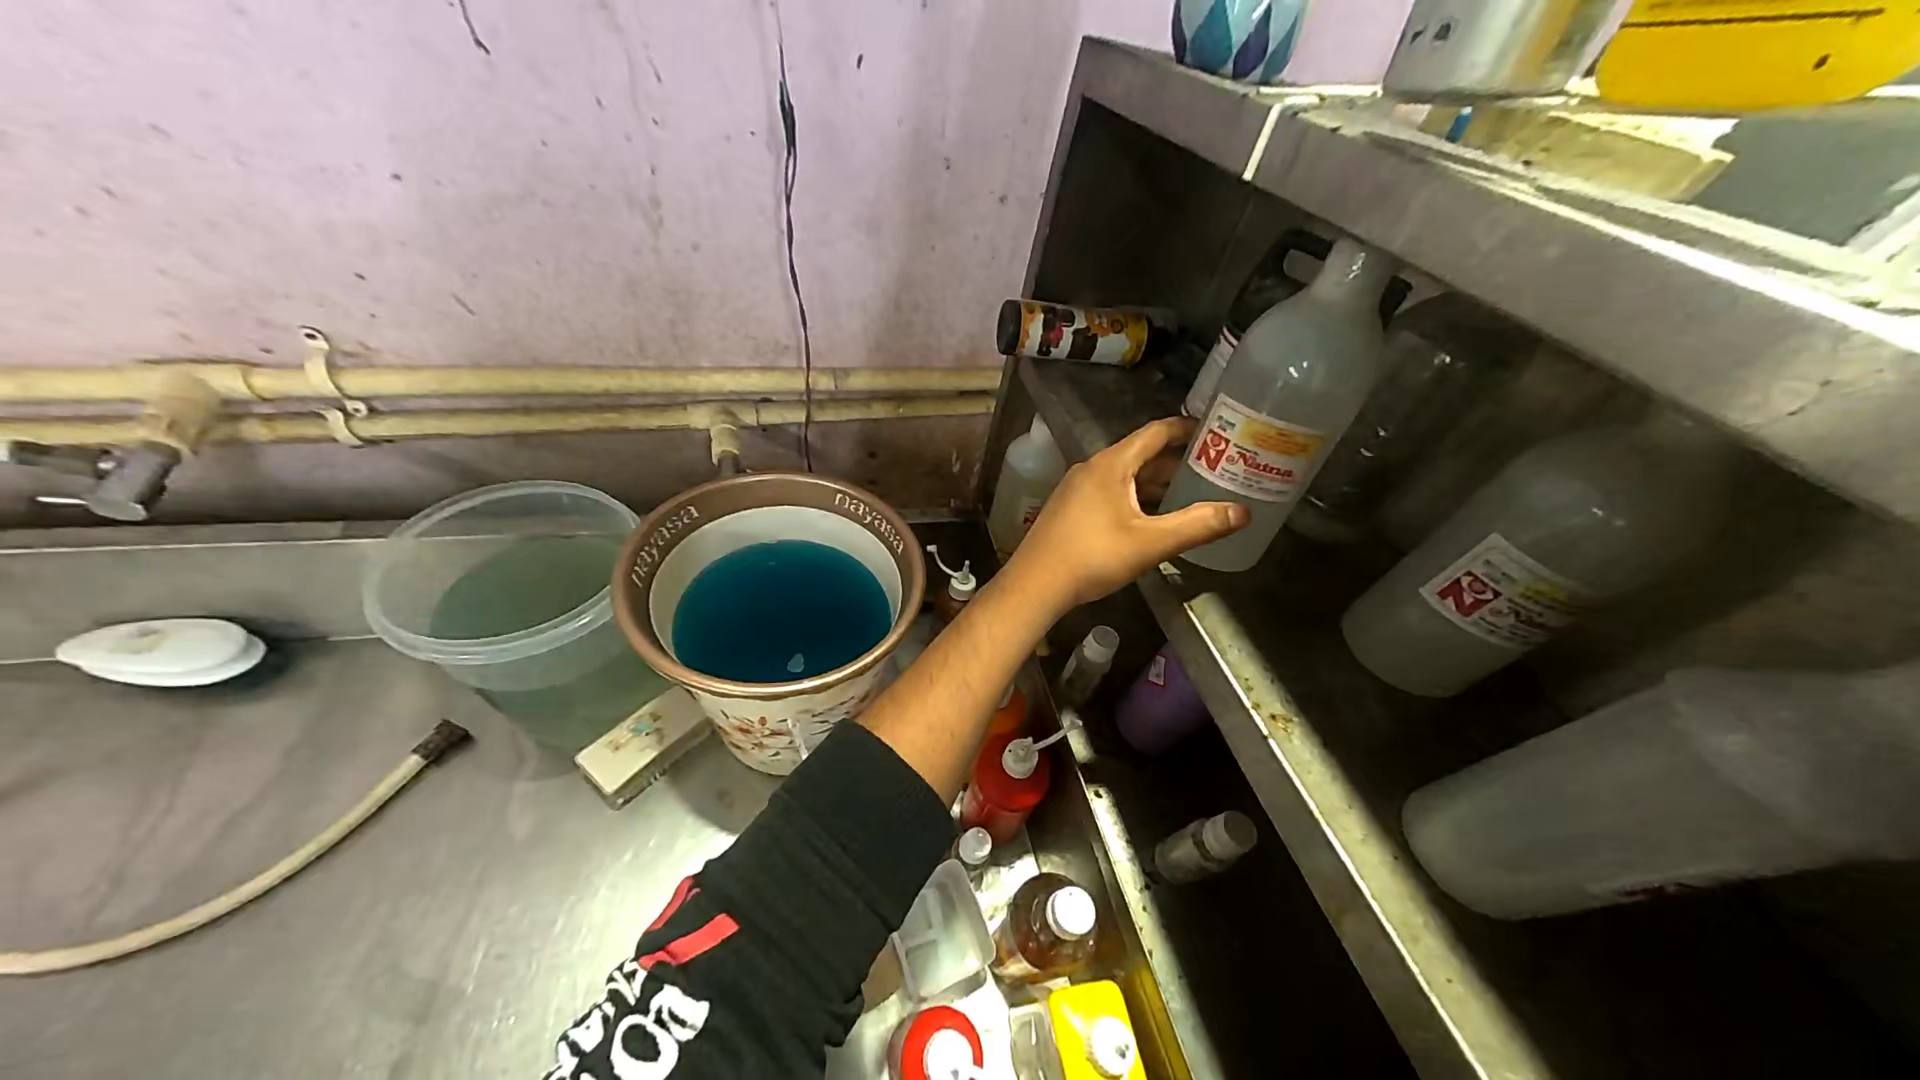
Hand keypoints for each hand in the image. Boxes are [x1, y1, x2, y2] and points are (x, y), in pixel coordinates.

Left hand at [1005, 416, 1247, 613]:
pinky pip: (1110, 492)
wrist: (1035, 584)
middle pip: (1141, 455)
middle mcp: (1092, 468)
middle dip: (1176, 461)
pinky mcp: (1069, 509)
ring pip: (1125, 476)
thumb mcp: (1150, 543)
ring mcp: (1076, 489)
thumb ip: (1197, 525)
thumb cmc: (1092, 557)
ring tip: (1190, 493)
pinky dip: (1136, 497)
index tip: (1216, 430)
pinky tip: (1152, 518)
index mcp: (1111, 465)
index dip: (1186, 428)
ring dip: (1156, 482)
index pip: (1155, 432)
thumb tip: (1242, 512)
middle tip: (1213, 468)